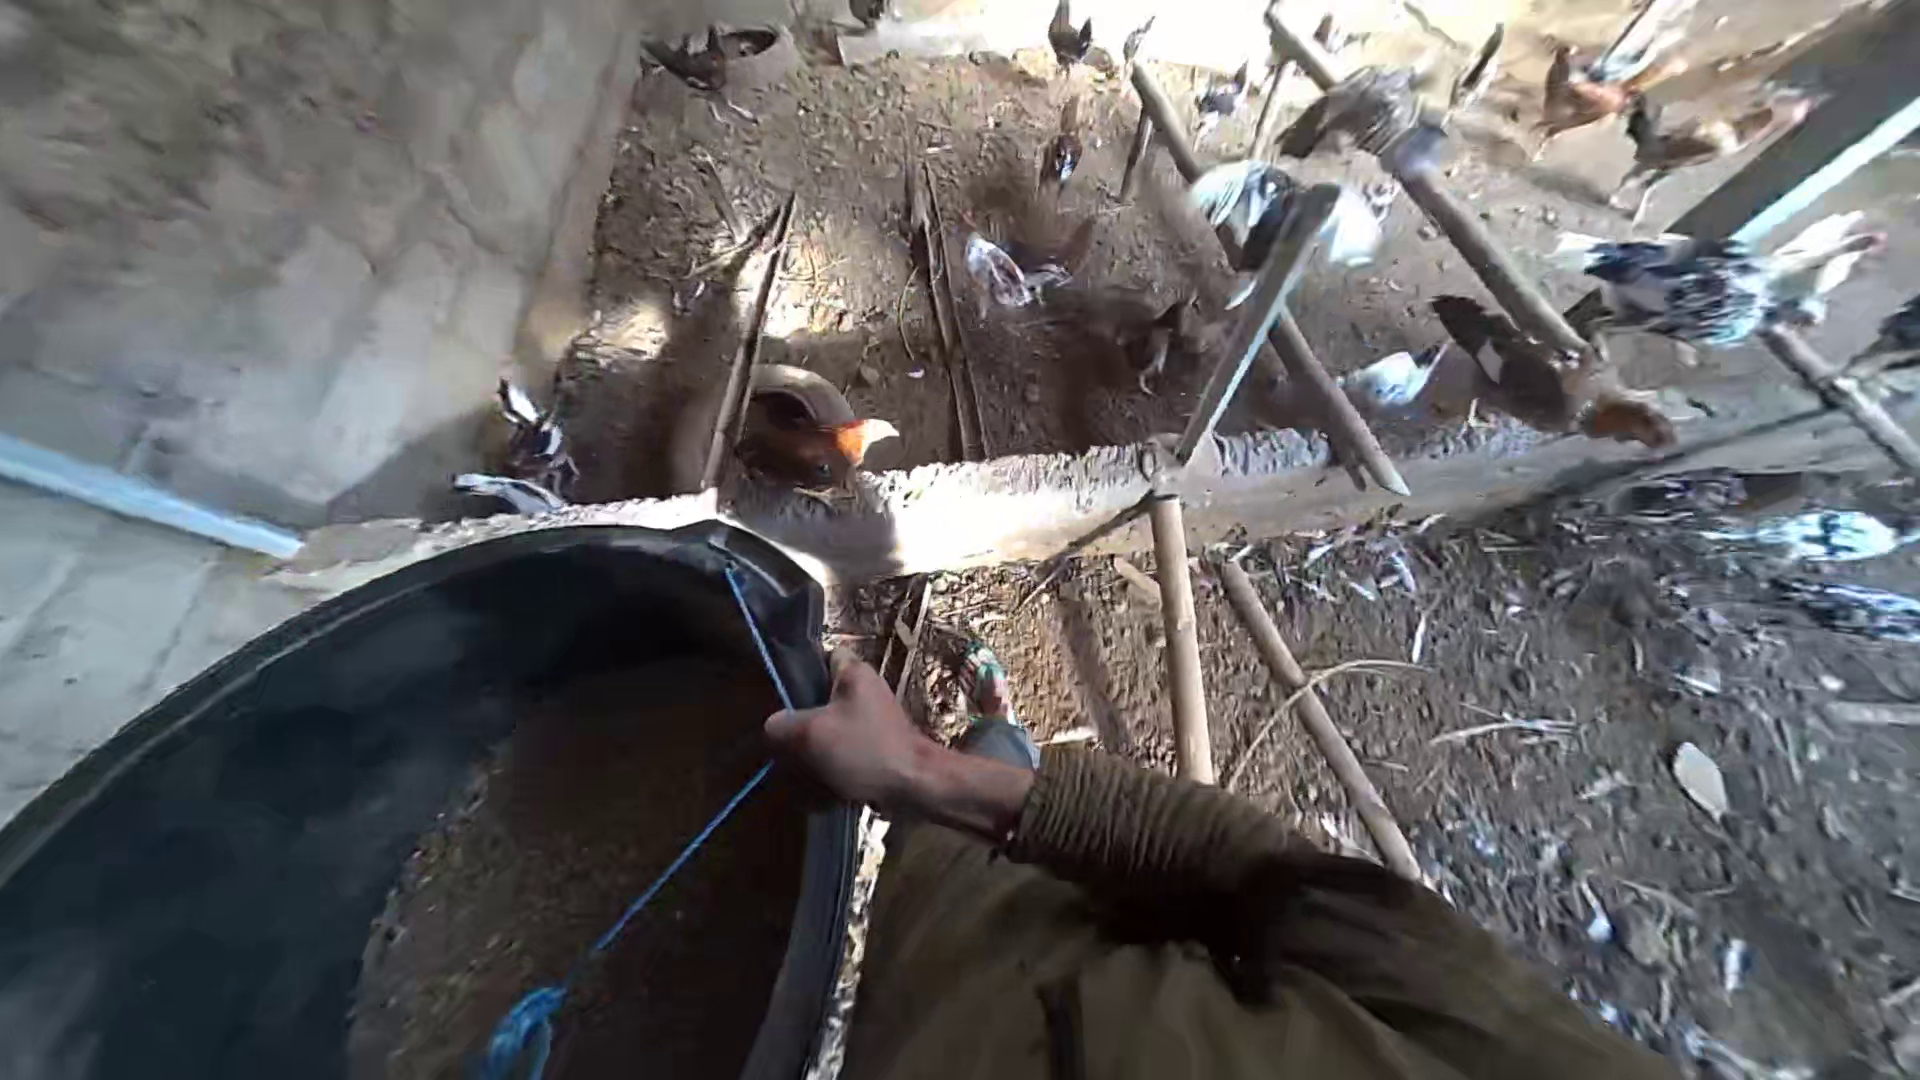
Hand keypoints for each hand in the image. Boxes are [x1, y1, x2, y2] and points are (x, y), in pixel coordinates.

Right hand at [766, 650, 1034, 837]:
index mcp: (854, 672)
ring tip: (801, 770)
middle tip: (787, 741)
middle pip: (823, 697)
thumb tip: (773, 725)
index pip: (824, 655)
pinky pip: (847, 751)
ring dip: (816, 749)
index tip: (784, 697)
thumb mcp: (813, 734)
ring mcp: (875, 718)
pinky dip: (834, 766)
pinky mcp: (879, 745)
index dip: (802, 671)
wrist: (915, 785)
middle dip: (804, 722)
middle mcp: (867, 689)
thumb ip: (785, 725)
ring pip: (833, 728)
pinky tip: (822, 790)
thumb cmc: (864, 749)